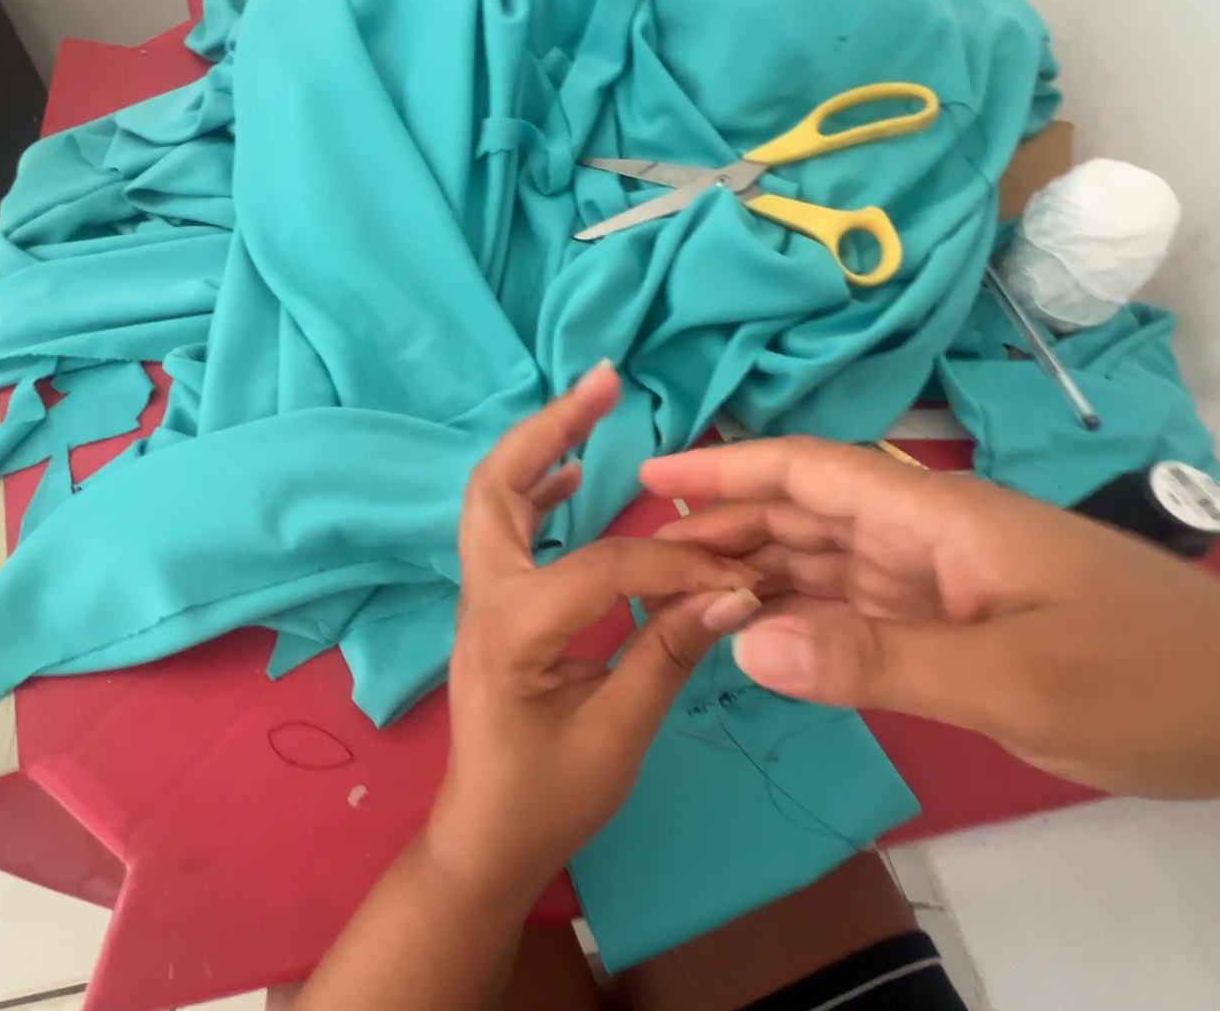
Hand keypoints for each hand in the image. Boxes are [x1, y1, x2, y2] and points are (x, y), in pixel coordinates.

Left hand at [427, 363, 762, 900]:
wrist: (487, 837)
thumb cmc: (548, 797)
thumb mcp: (619, 733)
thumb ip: (669, 653)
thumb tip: (736, 594)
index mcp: (512, 629)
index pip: (606, 568)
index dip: (678, 568)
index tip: (737, 584)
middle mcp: (485, 596)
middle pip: (496, 485)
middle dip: (550, 427)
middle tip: (606, 382)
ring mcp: (481, 596)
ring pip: (493, 497)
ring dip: (539, 447)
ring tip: (593, 408)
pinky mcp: (494, 604)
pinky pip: (506, 526)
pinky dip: (538, 490)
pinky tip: (575, 478)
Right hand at [642, 437, 1219, 799]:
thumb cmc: (1154, 681)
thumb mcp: (1013, 678)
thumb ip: (873, 659)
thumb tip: (745, 641)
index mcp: (936, 516)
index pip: (809, 472)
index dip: (727, 468)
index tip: (654, 477)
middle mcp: (924, 535)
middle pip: (802, 515)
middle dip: (724, 527)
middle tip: (646, 560)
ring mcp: (934, 579)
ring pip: (821, 562)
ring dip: (754, 572)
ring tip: (680, 595)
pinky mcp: (945, 621)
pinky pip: (851, 609)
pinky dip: (798, 616)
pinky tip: (755, 633)